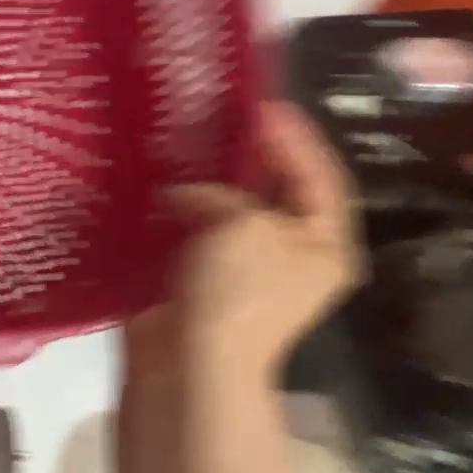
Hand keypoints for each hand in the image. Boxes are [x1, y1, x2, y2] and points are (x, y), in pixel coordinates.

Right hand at [126, 102, 363, 385]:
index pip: (318, 178)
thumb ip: (220, 197)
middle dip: (241, 167)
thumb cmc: (233, 295)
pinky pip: (184, 245)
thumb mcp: (243, 228)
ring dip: (198, 195)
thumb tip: (180, 193)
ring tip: (173, 162)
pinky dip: (168, 224)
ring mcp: (238, 277)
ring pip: (221, 221)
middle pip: (270, 198)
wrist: (186, 364)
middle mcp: (289, 258)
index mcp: (325, 244)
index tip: (259, 108)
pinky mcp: (191, 289)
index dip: (292, 140)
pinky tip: (146, 205)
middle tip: (212, 131)